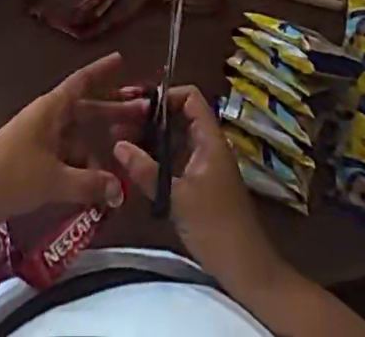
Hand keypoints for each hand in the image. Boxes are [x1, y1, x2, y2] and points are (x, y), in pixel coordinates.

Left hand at [0, 52, 145, 232]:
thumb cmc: (10, 175)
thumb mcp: (54, 179)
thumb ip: (90, 183)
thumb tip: (119, 189)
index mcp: (50, 110)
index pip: (81, 82)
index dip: (101, 71)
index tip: (121, 59)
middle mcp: (46, 119)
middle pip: (85, 110)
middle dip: (113, 113)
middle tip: (144, 115)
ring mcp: (39, 140)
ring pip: (77, 139)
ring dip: (98, 150)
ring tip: (122, 168)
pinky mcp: (33, 162)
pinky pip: (67, 159)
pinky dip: (82, 169)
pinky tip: (98, 189)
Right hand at [114, 86, 278, 293]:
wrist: (246, 270)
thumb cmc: (215, 227)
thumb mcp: (177, 197)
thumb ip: (146, 169)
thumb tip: (118, 144)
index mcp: (210, 141)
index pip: (189, 98)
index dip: (163, 94)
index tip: (135, 102)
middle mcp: (207, 146)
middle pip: (178, 115)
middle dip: (148, 115)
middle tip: (118, 121)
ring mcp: (203, 164)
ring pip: (173, 137)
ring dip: (148, 136)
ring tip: (118, 140)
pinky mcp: (197, 183)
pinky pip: (173, 157)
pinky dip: (154, 155)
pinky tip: (133, 163)